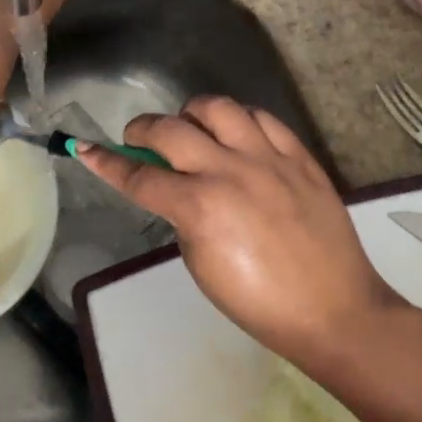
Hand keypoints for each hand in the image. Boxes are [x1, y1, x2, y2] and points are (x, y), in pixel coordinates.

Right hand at [76, 97, 404, 370]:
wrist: (336, 313)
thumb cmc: (258, 302)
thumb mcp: (201, 262)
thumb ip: (181, 215)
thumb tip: (172, 186)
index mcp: (201, 207)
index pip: (139, 177)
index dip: (106, 163)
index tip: (85, 148)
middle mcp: (230, 172)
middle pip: (170, 129)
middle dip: (142, 130)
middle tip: (138, 141)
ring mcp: (269, 160)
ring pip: (217, 108)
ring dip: (191, 114)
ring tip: (190, 130)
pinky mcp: (300, 159)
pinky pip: (262, 119)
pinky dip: (239, 120)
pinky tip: (234, 135)